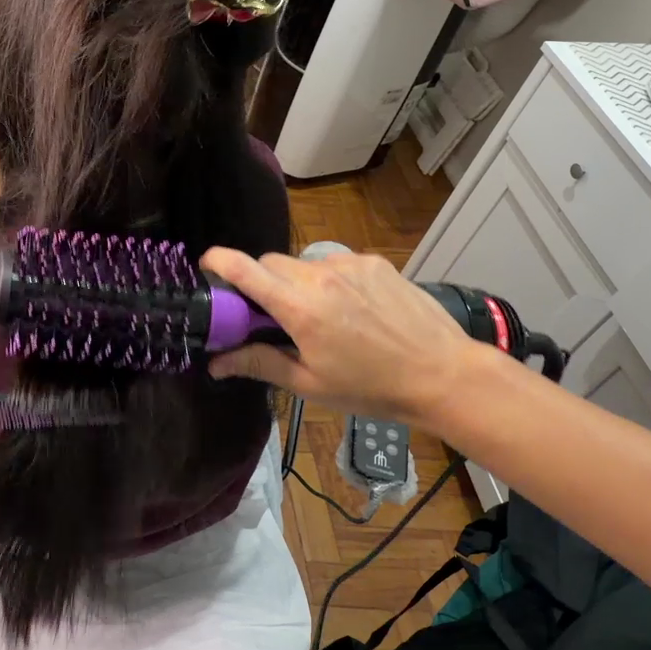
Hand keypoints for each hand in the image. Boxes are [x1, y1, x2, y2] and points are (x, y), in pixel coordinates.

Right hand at [201, 248, 483, 424]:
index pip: (242, 268)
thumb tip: (215, 363)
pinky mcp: (373, 261)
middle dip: (261, 283)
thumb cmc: (372, 388)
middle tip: (271, 316)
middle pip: (269, 263)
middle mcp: (319, 275)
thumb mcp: (310, 384)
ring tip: (322, 317)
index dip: (216, 261)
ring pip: (302, 264)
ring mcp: (348, 264)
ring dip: (298, 284)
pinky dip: (331, 281)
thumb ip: (259, 364)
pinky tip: (353, 310)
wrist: (444, 375)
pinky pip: (335, 264)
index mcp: (298, 307)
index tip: (205, 267)